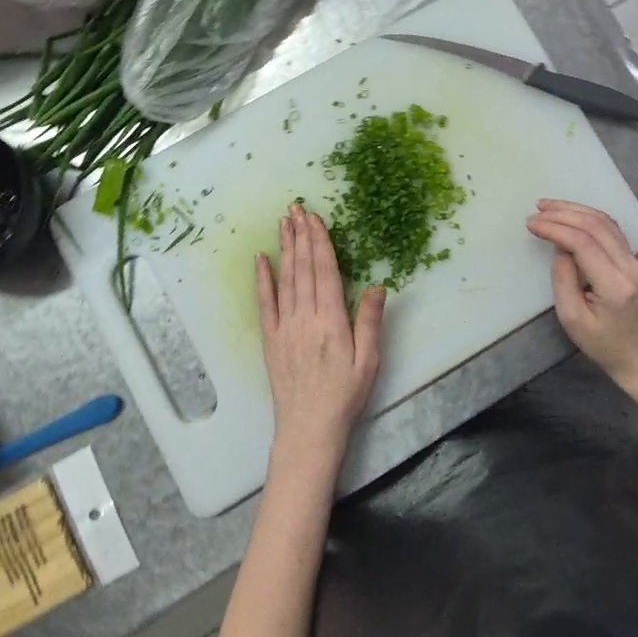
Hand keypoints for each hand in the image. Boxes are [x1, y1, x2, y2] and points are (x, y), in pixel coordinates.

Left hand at [256, 205, 385, 458]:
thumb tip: (377, 285)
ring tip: (284, 223)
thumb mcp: (369, 361)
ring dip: (285, 248)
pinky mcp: (270, 339)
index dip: (320, 241)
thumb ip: (370, 321)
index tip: (316, 218)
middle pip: (304, 268)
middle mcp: (305, 317)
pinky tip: (261, 259)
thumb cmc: (344, 396)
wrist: (308, 429)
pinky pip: (265, 303)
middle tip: (297, 207)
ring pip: (285, 279)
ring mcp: (284, 327)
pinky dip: (263, 279)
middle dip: (301, 235)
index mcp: (331, 320)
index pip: (325, 271)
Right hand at [527, 199, 637, 391]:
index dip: (555, 229)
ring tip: (548, 206)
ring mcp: (635, 262)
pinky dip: (588, 216)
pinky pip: (611, 229)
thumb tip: (558, 247)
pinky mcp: (634, 260)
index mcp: (614, 286)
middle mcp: (629, 268)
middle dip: (563, 213)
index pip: (583, 244)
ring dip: (576, 210)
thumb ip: (563, 280)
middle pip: (596, 226)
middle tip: (536, 210)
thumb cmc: (604, 345)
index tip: (531, 224)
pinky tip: (571, 214)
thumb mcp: (573, 320)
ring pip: (606, 223)